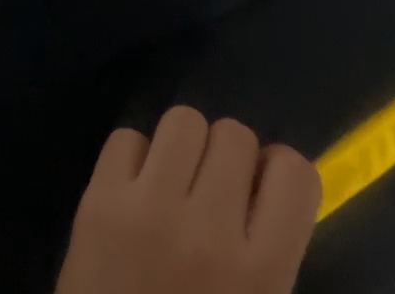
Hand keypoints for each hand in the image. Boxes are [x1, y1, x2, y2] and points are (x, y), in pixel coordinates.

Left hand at [55, 106, 319, 293]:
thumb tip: (266, 177)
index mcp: (262, 273)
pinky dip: (134, 157)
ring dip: (184, 146)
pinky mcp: (98, 201)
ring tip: (173, 180)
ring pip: (183, 120)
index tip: (262, 190)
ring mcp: (149, 209)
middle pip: (235, 135)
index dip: (278, 172)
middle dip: (227, 157)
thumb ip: (271, 248)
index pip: (295, 172)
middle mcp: (209, 230)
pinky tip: (133, 189)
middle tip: (211, 189)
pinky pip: (127, 137)